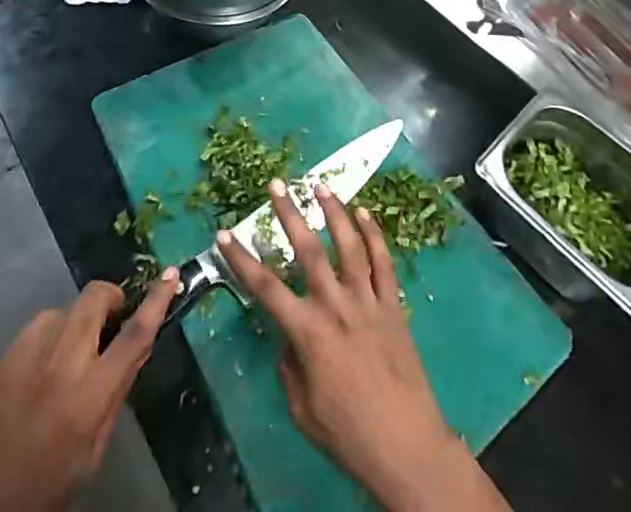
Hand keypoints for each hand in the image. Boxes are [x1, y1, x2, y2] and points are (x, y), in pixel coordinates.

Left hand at [0, 271, 181, 511]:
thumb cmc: (46, 486)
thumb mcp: (94, 450)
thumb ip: (117, 393)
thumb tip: (138, 348)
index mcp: (89, 395)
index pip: (134, 335)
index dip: (157, 300)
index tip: (170, 274)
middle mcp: (59, 365)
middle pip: (93, 299)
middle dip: (111, 297)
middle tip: (115, 318)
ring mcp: (25, 357)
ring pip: (63, 309)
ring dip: (78, 320)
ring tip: (74, 351)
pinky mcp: (2, 359)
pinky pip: (37, 326)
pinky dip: (50, 333)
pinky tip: (46, 362)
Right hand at [216, 182, 510, 511]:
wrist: (406, 445)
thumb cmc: (347, 433)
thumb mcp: (301, 407)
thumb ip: (289, 364)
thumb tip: (288, 336)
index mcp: (307, 332)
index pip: (264, 287)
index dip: (241, 259)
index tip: (224, 234)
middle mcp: (336, 306)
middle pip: (307, 251)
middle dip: (289, 215)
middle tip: (276, 185)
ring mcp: (368, 302)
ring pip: (349, 246)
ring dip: (334, 213)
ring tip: (321, 186)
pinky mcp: (393, 306)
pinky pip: (383, 263)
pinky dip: (374, 236)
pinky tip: (365, 214)